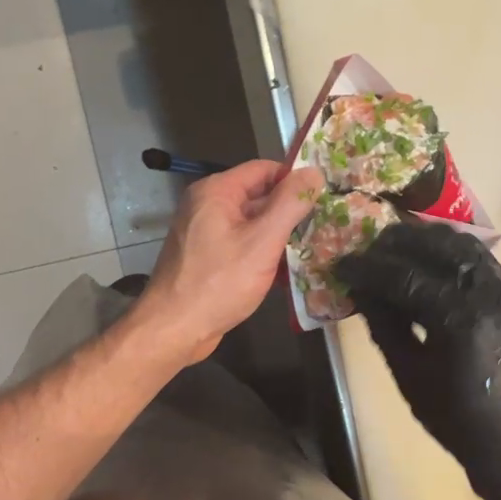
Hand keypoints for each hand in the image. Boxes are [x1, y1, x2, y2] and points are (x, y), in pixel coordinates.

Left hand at [134, 159, 321, 364]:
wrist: (173, 329)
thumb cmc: (218, 283)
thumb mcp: (262, 241)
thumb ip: (290, 204)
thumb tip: (314, 173)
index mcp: (216, 192)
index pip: (264, 170)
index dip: (295, 180)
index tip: (325, 196)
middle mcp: (206, 206)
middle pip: (258, 197)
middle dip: (290, 211)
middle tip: (326, 225)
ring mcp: (204, 234)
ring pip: (251, 225)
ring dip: (278, 236)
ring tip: (315, 247)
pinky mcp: (206, 259)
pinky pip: (241, 246)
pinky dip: (262, 254)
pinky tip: (287, 271)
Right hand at [335, 223, 500, 499]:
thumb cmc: (462, 424)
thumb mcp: (412, 377)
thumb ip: (386, 327)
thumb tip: (363, 291)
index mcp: (461, 315)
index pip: (403, 275)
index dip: (367, 268)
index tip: (342, 264)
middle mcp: (492, 292)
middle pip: (439, 245)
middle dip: (399, 242)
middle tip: (369, 250)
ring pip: (468, 249)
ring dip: (430, 244)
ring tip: (400, 252)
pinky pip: (488, 269)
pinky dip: (457, 263)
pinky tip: (437, 277)